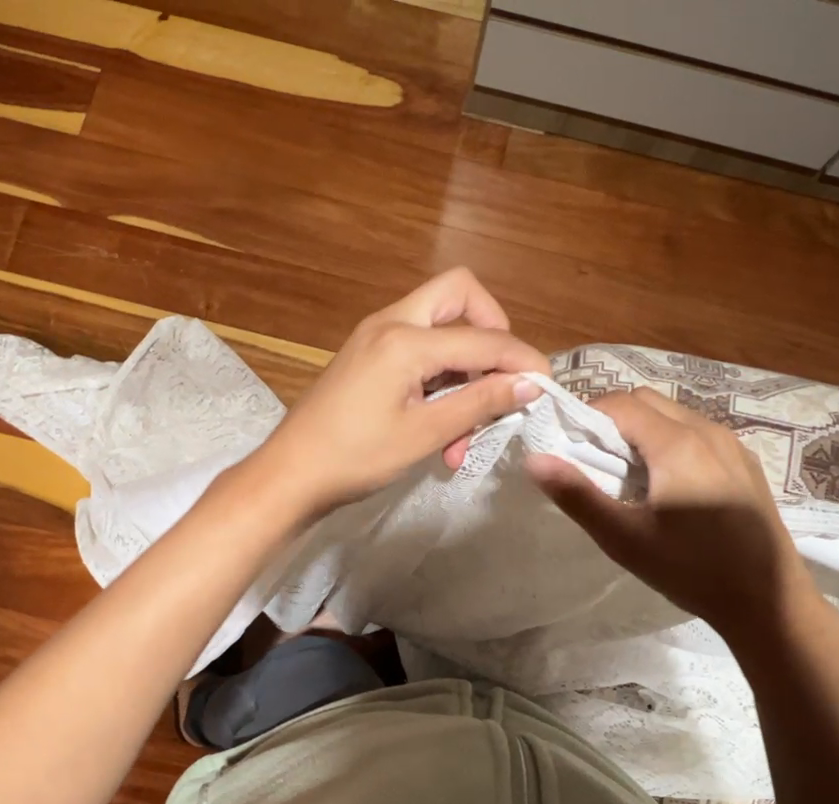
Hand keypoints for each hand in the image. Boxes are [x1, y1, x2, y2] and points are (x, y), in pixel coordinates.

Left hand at [245, 268, 549, 516]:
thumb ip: (480, 403)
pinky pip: (418, 348)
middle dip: (491, 332)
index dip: (522, 360)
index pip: (483, 339)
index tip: (547, 388)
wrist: (290, 474)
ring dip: (465, 368)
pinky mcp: (368, 355)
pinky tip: (444, 426)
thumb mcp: (424, 433)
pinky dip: (440, 377)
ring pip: (440, 324)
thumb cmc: (355, 457)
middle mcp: (391, 322)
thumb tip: (531, 383)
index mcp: (405, 339)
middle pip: (459, 295)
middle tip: (501, 377)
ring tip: (468, 428)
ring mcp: (376, 337)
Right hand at [526, 388, 811, 639]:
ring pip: (674, 416)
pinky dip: (671, 444)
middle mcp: (707, 431)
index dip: (586, 417)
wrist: (767, 600)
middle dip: (613, 422)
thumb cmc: (690, 569)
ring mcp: (732, 445)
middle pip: (647, 402)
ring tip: (629, 479)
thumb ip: (578, 495)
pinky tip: (668, 489)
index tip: (569, 449)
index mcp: (676, 443)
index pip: (619, 404)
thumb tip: (534, 459)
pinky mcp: (745, 464)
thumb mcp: (624, 538)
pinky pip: (698, 435)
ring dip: (642, 433)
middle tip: (595, 464)